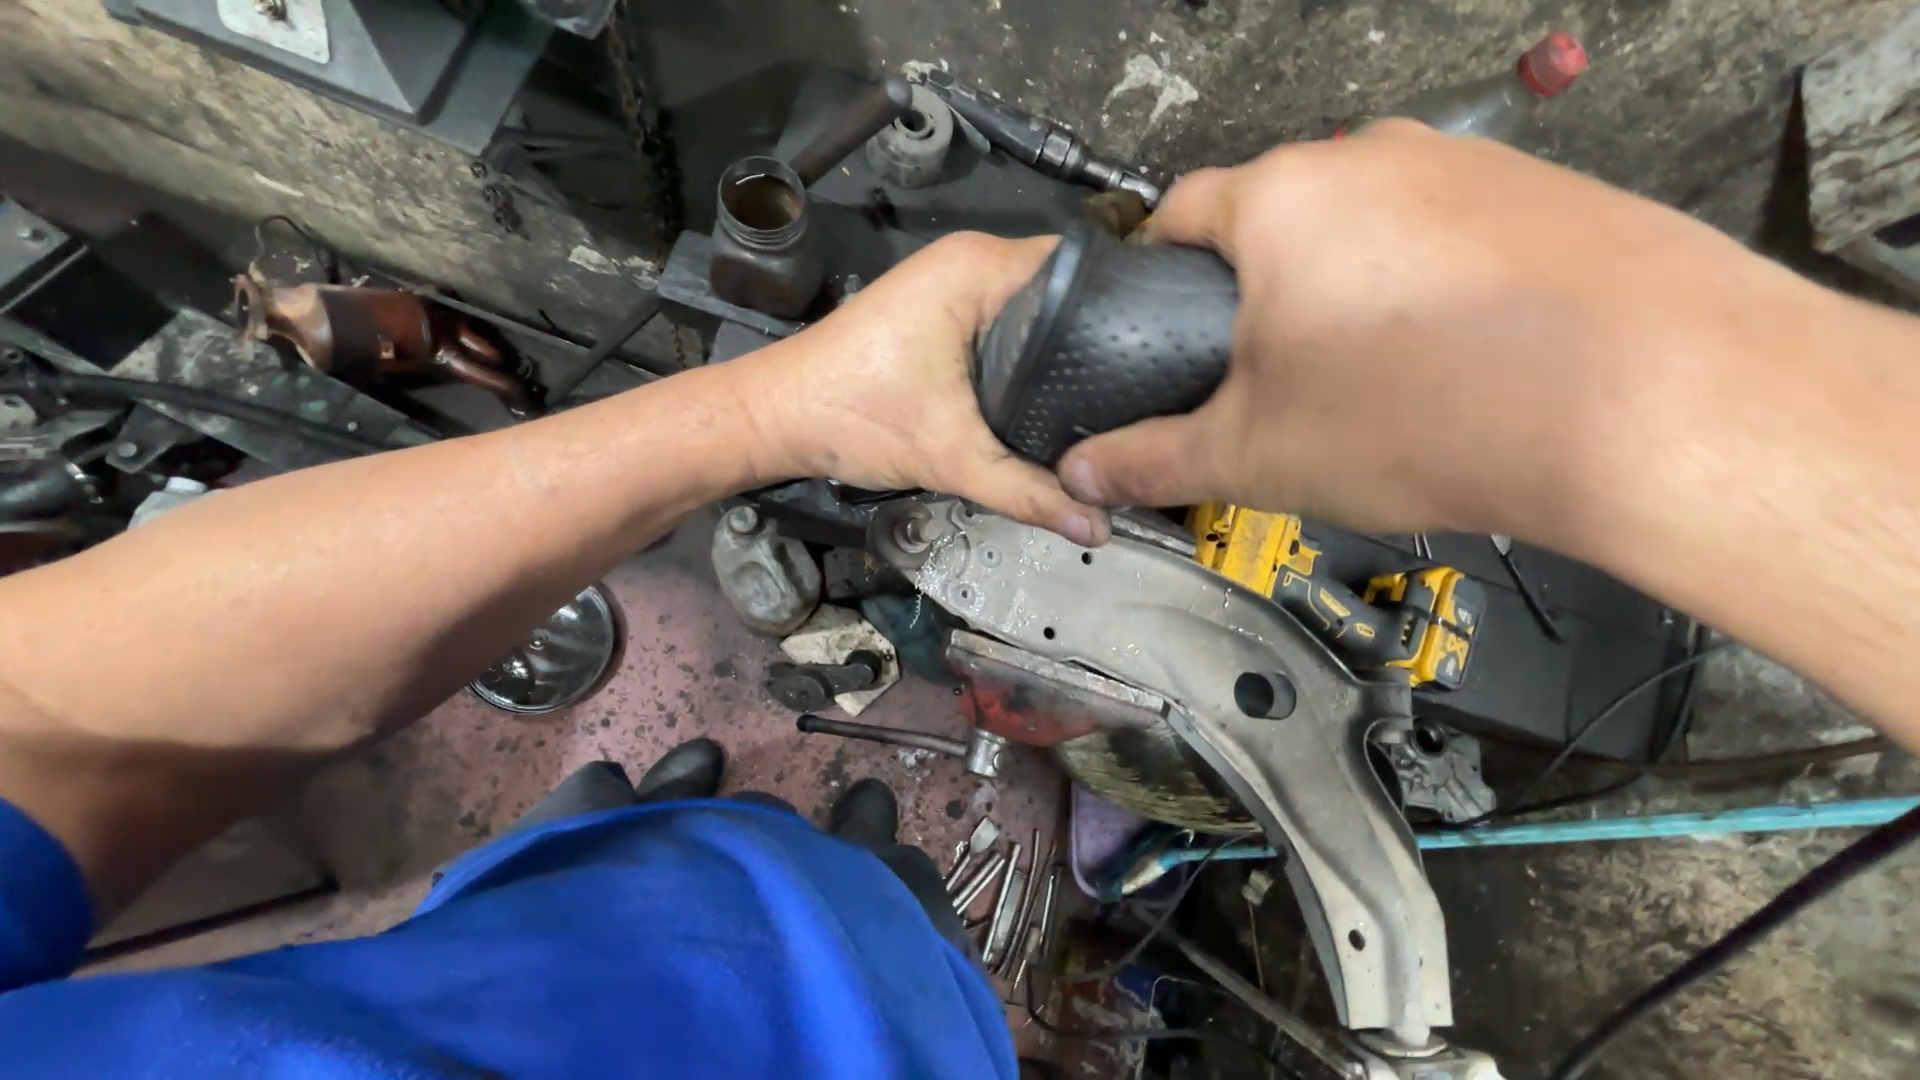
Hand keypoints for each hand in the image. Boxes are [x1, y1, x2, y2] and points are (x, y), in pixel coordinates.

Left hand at [742, 232, 1109, 546]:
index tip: (1158, 360)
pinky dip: (1029, 356)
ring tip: (1115, 399)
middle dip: (1099, 340)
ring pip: (1035, 311)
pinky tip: (1057, 396)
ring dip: (1064, 352)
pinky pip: (1007, 325)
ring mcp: (954, 284)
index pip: (1081, 271)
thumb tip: (1097, 529)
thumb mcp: (949, 456)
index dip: (1123, 312)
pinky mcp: (941, 311)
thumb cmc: (853, 417)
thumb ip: (1027, 491)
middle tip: (1142, 394)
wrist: (776, 417)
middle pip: (1063, 292)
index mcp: (979, 269)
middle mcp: (972, 261)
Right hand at [1054, 120, 1819, 550]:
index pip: (1178, 214)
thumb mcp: (1253, 453)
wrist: (1649, 405)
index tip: (1165, 332)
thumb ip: (1148, 459)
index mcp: (1280, 200)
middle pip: (1270, 225)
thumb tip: (1077, 472)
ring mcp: (1465, 166)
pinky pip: (1439, 241)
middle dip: (1252, 298)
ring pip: (1358, 233)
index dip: (1155, 278)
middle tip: (1263, 382)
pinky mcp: (1540, 195)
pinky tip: (1443, 365)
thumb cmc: (1420, 413)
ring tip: (1360, 383)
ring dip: (1338, 295)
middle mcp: (1369, 158)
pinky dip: (1419, 292)